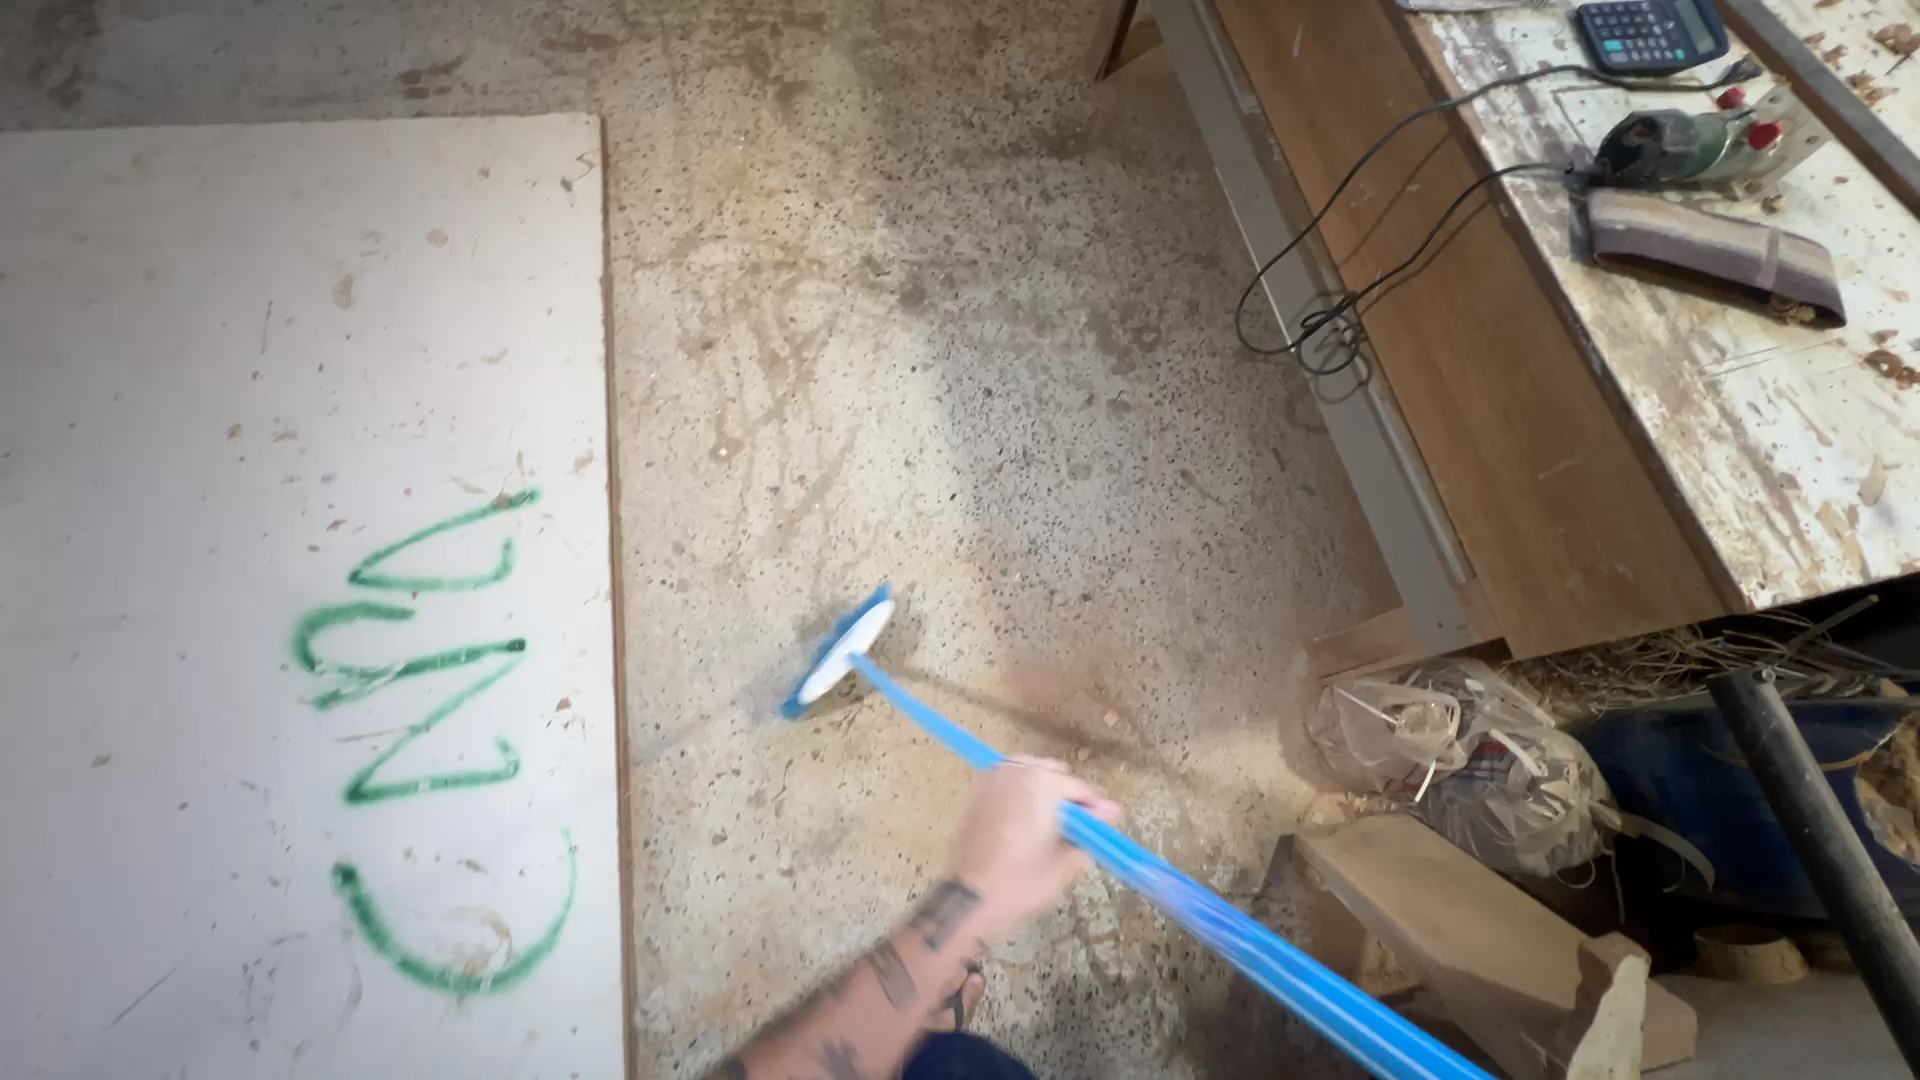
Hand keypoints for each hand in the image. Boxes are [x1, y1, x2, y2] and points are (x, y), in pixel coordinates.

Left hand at [939, 757, 1121, 941]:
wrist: (972, 895)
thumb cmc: (1023, 881)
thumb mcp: (1066, 860)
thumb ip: (1090, 829)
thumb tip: (1111, 810)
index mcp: (1044, 782)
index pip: (1080, 789)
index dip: (1093, 810)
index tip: (1097, 831)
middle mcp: (1019, 769)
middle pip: (1055, 773)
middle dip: (1066, 795)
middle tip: (1069, 829)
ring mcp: (995, 776)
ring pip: (1031, 771)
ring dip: (1043, 789)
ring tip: (1046, 824)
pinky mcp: (980, 789)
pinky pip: (1010, 778)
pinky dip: (1021, 790)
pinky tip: (1023, 819)